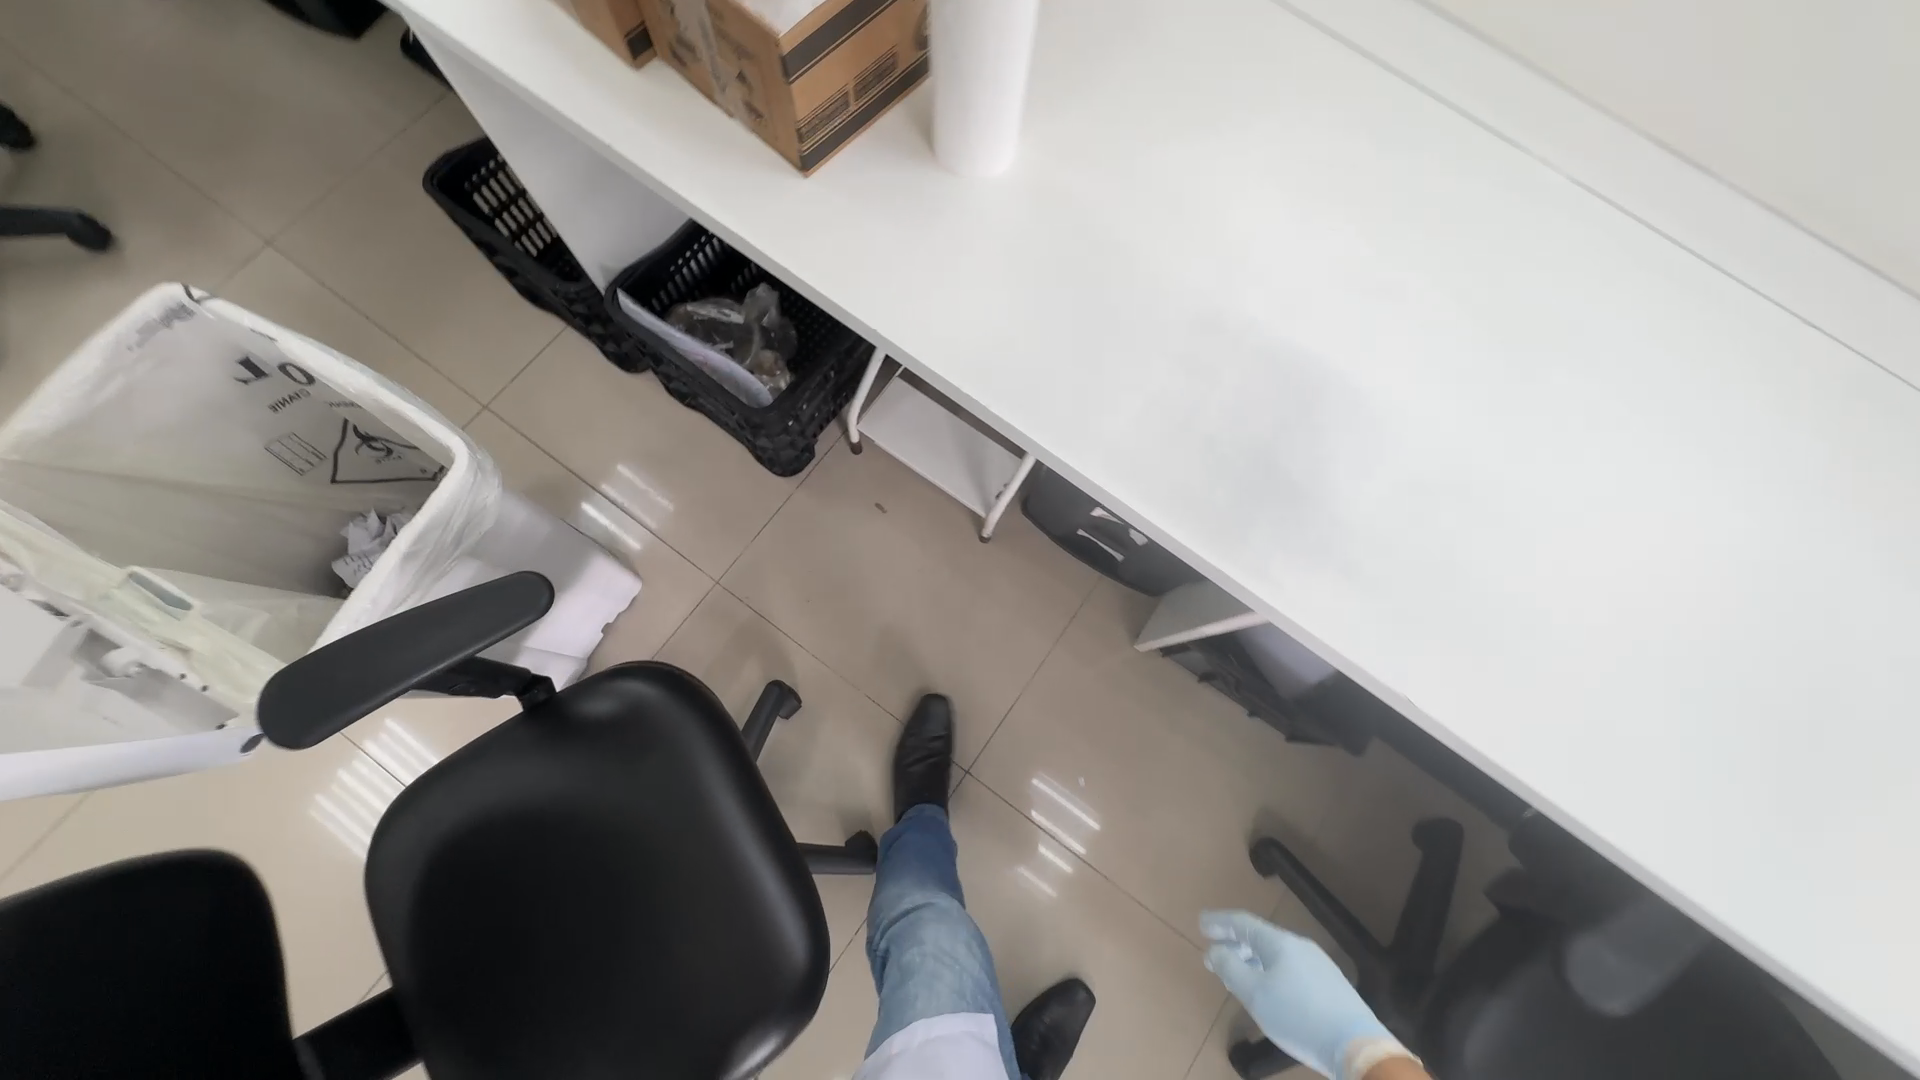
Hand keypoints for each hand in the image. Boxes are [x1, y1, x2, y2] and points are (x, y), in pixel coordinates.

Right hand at [1200, 910, 1390, 1079]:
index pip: (1242, 923)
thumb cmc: (1298, 1016)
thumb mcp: (1254, 994)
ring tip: (1238, 975)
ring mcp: (1319, 965)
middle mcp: (1300, 946)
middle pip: (1259, 938)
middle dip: (1234, 945)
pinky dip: (1270, 971)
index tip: (1201, 924)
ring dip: (1252, 960)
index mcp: (1280, 942)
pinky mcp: (1331, 986)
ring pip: (1276, 955)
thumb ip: (1230, 968)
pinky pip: (1290, 969)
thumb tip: (1213, 950)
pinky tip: (1269, 991)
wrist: (1357, 1046)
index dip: (1219, 922)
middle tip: (1214, 955)